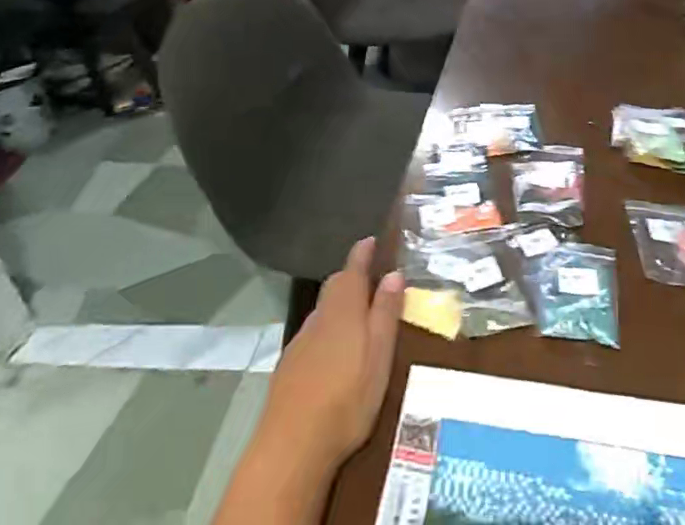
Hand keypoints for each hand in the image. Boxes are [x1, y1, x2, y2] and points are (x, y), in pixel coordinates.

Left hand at [256, 238, 402, 471]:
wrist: (292, 444)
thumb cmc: (347, 398)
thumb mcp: (379, 356)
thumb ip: (385, 314)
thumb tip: (394, 274)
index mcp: (343, 309)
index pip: (353, 269)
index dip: (362, 253)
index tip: (371, 240)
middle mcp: (319, 317)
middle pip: (335, 286)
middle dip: (352, 276)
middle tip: (372, 276)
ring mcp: (301, 341)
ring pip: (324, 309)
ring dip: (340, 302)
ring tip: (360, 313)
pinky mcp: (291, 365)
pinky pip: (315, 332)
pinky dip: (329, 327)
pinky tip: (336, 349)